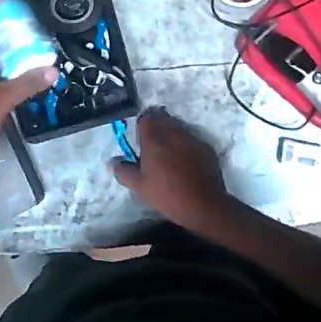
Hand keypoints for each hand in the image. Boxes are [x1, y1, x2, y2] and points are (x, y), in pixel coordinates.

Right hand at [111, 108, 236, 230]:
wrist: (202, 203)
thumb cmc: (166, 194)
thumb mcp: (139, 186)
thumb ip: (123, 171)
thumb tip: (114, 161)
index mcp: (155, 139)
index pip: (146, 117)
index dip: (142, 124)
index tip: (140, 138)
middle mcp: (174, 133)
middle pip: (163, 118)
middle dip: (156, 126)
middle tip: (152, 143)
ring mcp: (193, 139)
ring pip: (179, 127)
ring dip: (172, 134)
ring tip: (168, 153)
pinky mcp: (206, 147)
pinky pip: (192, 139)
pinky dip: (186, 145)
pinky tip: (185, 161)